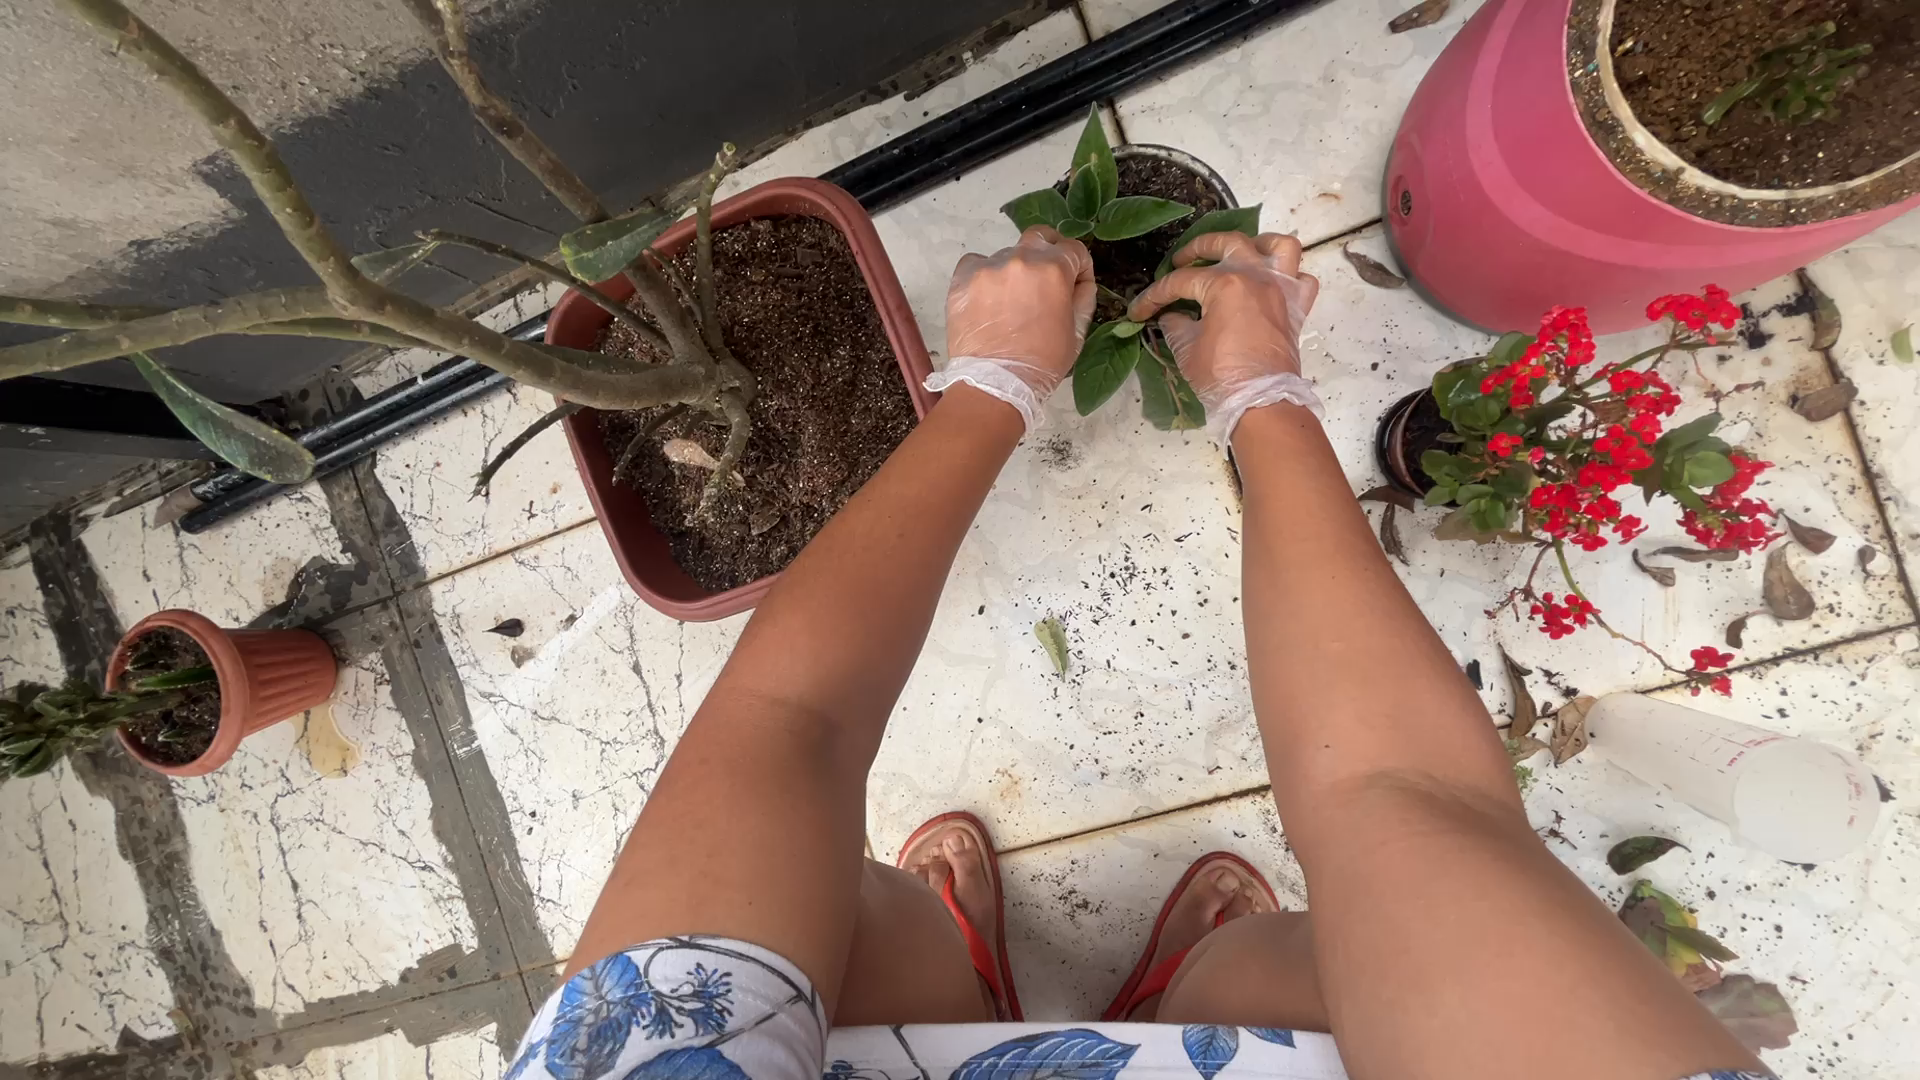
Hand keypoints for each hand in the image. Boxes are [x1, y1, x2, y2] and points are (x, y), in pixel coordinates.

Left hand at [928, 226, 1095, 430]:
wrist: (995, 385)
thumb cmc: (1041, 365)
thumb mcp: (1076, 334)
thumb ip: (1083, 298)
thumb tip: (1081, 281)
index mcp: (1054, 270)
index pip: (1074, 249)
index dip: (1079, 267)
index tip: (1075, 283)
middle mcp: (1021, 260)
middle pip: (1039, 238)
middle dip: (1049, 252)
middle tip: (1044, 278)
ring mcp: (989, 268)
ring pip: (1007, 256)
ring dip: (1014, 272)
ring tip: (1010, 302)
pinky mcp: (962, 280)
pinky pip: (976, 265)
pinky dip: (984, 276)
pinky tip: (987, 299)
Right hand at [1126, 231, 1321, 446]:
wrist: (1260, 400)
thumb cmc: (1220, 374)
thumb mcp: (1186, 348)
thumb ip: (1175, 324)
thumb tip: (1170, 315)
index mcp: (1225, 283)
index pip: (1180, 282)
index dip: (1154, 296)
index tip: (1138, 311)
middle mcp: (1257, 275)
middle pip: (1227, 244)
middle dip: (1198, 248)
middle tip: (1180, 261)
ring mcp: (1281, 288)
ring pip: (1278, 245)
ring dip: (1257, 243)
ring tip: (1241, 252)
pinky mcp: (1297, 307)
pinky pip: (1301, 278)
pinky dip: (1288, 275)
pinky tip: (1270, 283)